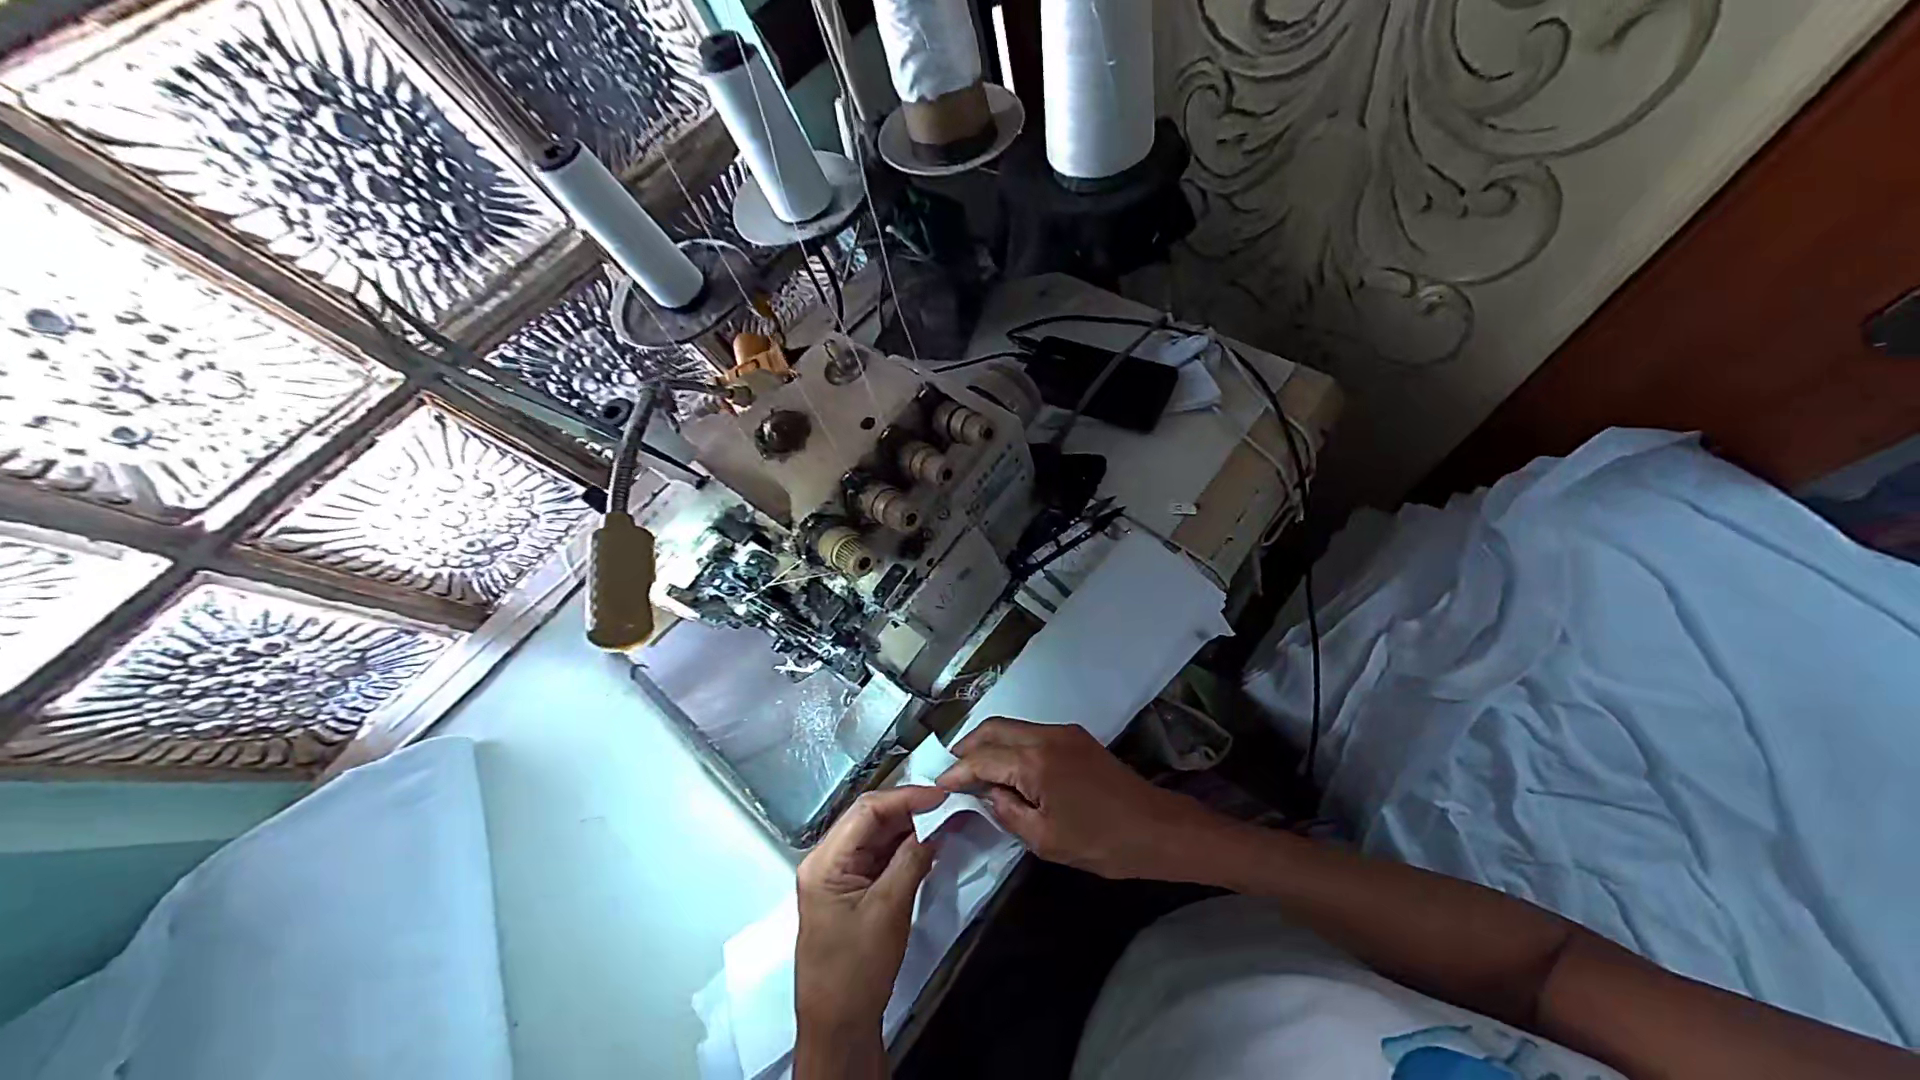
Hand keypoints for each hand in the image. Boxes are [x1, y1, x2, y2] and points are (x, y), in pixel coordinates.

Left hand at [795, 786, 944, 1040]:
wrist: (838, 1026)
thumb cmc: (857, 969)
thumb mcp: (888, 910)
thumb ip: (911, 860)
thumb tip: (934, 827)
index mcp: (824, 861)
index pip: (866, 811)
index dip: (905, 798)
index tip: (940, 796)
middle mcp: (826, 861)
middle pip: (868, 820)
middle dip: (908, 810)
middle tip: (946, 806)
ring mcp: (837, 876)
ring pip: (875, 837)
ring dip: (907, 828)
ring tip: (943, 820)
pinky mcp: (850, 891)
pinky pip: (877, 857)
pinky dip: (902, 849)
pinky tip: (927, 845)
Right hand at [935, 718, 1228, 880]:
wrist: (1159, 829)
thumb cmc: (1102, 843)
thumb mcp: (1045, 841)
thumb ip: (1007, 812)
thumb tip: (988, 794)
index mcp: (1035, 762)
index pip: (982, 759)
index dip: (957, 772)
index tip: (939, 785)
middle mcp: (1046, 736)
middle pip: (993, 728)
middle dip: (967, 746)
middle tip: (951, 770)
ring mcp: (1064, 733)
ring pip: (1012, 727)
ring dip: (989, 743)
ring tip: (974, 770)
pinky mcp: (1076, 737)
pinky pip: (1031, 733)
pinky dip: (1010, 745)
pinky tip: (1006, 767)